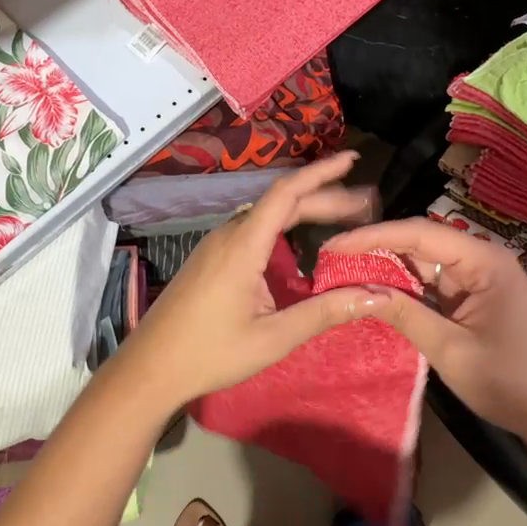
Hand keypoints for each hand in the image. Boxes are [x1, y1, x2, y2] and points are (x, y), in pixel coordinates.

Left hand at [111, 152, 387, 409]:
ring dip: (303, 210)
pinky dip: (284, 226)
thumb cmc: (210, 353)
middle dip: (324, 197)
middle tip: (366, 203)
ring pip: (266, 215)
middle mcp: (229, 234)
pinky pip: (253, 229)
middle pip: (281, 203)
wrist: (150, 367)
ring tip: (342, 217)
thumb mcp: (273, 338)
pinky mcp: (211, 258)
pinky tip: (300, 242)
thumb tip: (376, 295)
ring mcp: (216, 244)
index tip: (352, 158)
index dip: (321, 173)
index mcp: (243, 245)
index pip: (287, 194)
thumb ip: (324, 312)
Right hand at [322, 218, 526, 435]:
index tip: (334, 244)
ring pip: (424, 261)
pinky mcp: (475, 298)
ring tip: (345, 269)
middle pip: (421, 241)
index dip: (374, 235)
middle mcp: (482, 259)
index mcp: (484, 261)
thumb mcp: (450, 350)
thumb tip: (357, 290)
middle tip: (333, 257)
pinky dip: (405, 286)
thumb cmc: (508, 382)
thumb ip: (404, 314)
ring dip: (388, 266)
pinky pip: (433, 282)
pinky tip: (376, 289)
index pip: (420, 233)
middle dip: (377, 247)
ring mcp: (479, 278)